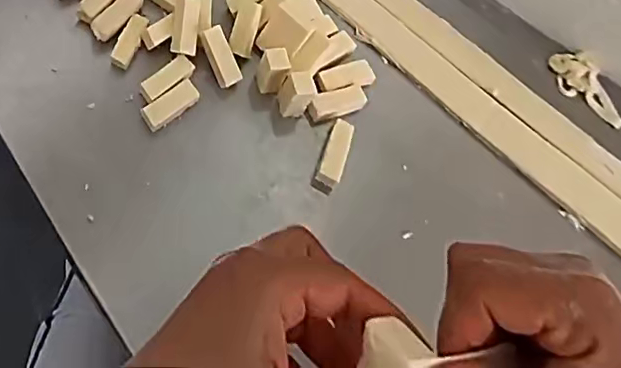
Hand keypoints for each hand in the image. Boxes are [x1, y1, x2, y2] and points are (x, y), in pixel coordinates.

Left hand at [129, 225, 403, 367]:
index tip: (409, 348)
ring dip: (323, 328)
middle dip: (348, 309)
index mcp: (261, 277)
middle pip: (312, 264)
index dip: (381, 313)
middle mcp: (240, 271)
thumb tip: (383, 362)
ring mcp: (222, 291)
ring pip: (289, 289)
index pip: (339, 276)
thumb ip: (343, 365)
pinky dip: (295, 338)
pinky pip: (267, 312)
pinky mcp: (211, 317)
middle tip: (374, 355)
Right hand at [437, 243, 620, 367]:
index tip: (457, 367)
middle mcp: (573, 273)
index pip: (476, 277)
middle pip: (473, 265)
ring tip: (508, 365)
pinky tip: (521, 357)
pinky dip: (496, 322)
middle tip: (477, 366)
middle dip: (464, 320)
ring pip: (481, 272)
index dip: (457, 327)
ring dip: (478, 321)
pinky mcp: (565, 292)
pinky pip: (502, 287)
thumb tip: (439, 362)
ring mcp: (570, 278)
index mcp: (577, 295)